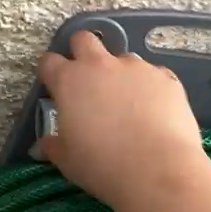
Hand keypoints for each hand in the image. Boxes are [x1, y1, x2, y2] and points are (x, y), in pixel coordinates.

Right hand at [37, 30, 210, 211]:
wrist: (158, 171)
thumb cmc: (102, 165)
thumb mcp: (67, 161)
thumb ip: (53, 146)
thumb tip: (44, 145)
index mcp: (69, 81)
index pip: (49, 61)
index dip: (50, 72)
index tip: (54, 87)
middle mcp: (101, 65)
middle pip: (84, 40)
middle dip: (81, 52)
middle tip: (87, 80)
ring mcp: (136, 68)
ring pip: (123, 58)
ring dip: (119, 73)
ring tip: (127, 103)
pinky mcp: (166, 78)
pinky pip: (153, 75)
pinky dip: (149, 88)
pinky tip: (154, 111)